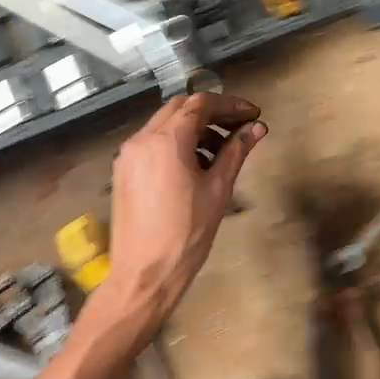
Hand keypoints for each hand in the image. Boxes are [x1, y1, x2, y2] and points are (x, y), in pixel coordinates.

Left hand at [106, 93, 266, 319]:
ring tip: (220, 151)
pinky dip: (176, 144)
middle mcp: (141, 140)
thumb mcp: (218, 190)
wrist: (145, 273)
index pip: (200, 105)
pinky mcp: (123, 172)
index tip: (253, 115)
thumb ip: (236, 152)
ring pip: (164, 125)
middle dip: (211, 113)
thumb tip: (256, 129)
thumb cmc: (186, 235)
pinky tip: (195, 165)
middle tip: (239, 128)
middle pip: (179, 109)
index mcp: (166, 141)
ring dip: (193, 129)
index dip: (230, 105)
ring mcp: (128, 155)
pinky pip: (152, 144)